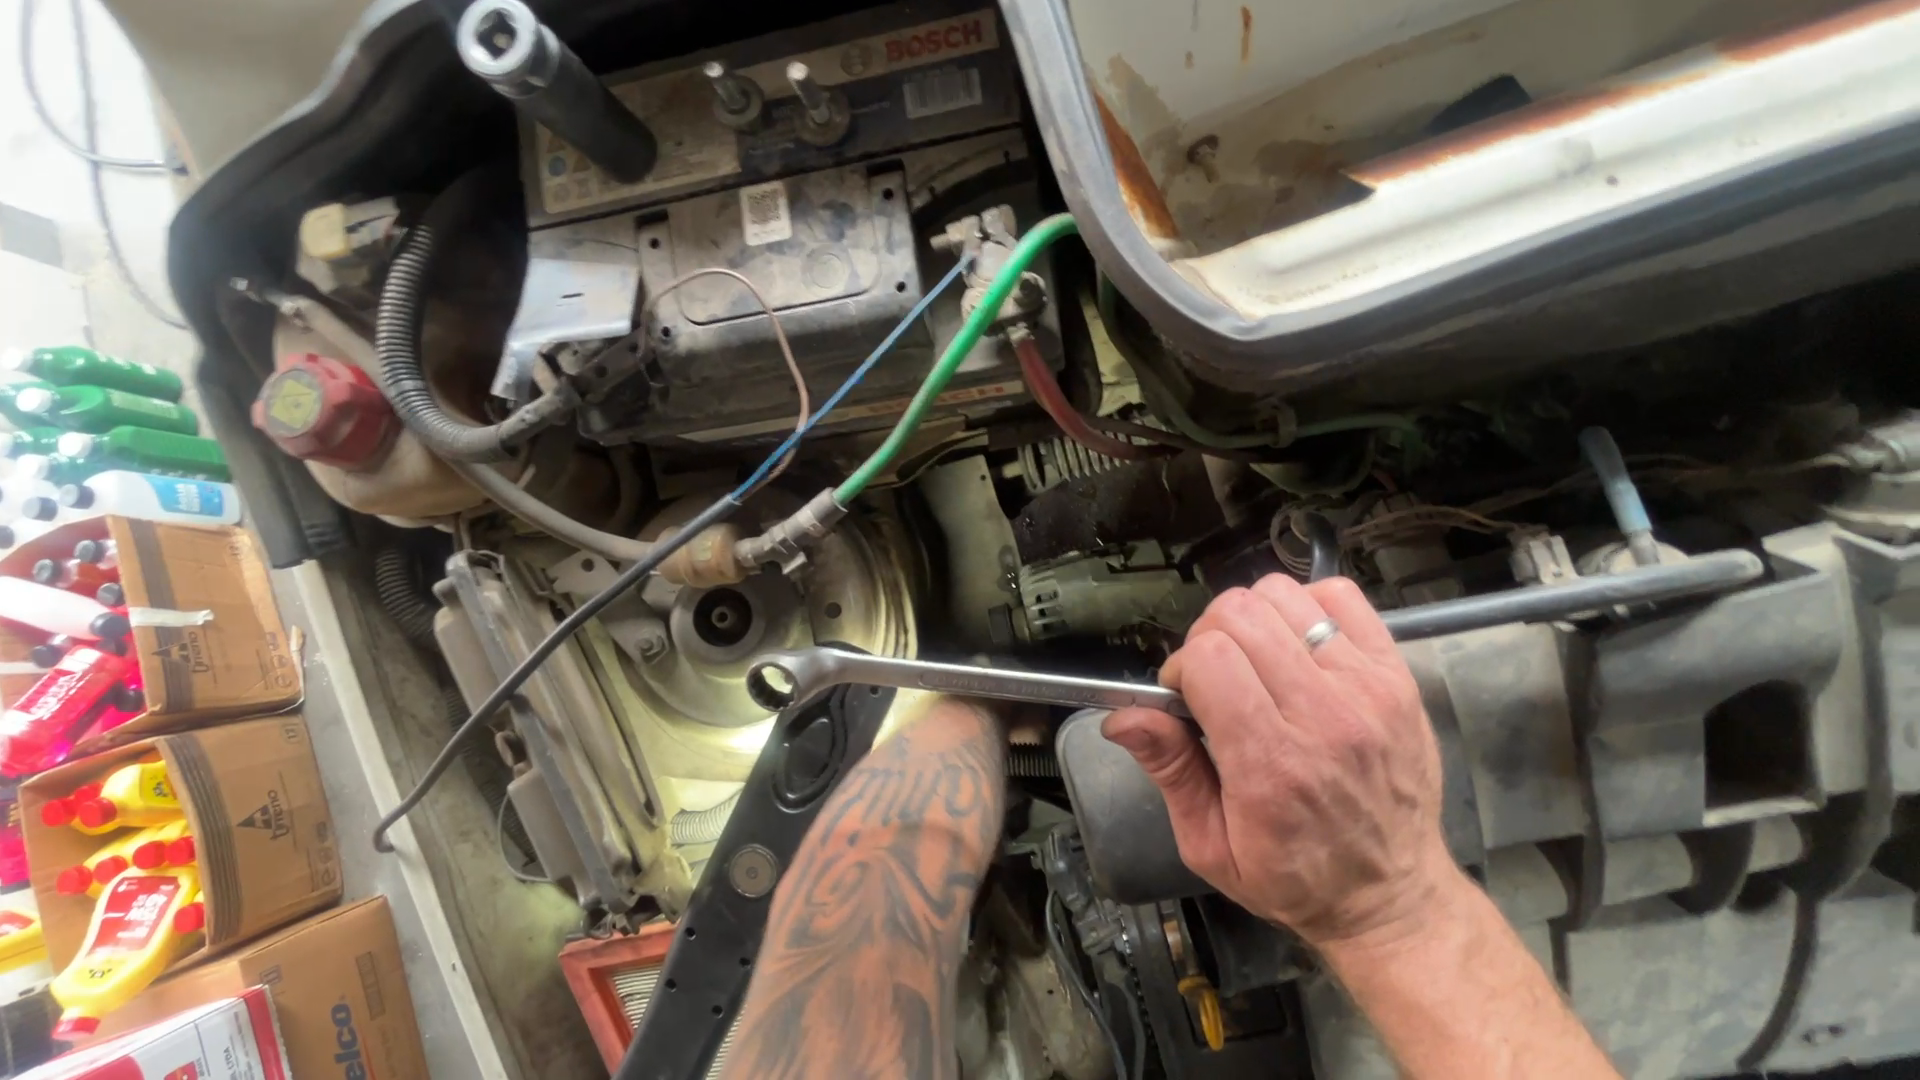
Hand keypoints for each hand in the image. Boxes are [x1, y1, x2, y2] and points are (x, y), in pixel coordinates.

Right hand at [1102, 574, 1454, 948]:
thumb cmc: (1295, 879)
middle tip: (1217, 681)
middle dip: (1209, 638)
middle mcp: (1324, 716)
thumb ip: (1169, 770)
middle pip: (1240, 615)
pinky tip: (1296, 647)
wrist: (1392, 896)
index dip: (1182, 667)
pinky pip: (1340, 596)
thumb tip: (1123, 716)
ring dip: (1253, 621)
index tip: (1186, 698)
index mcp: (1271, 763)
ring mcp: (1368, 689)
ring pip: (1283, 596)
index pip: (1209, 657)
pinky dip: (1306, 608)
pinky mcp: (1397, 676)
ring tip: (1256, 663)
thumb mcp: (1210, 846)